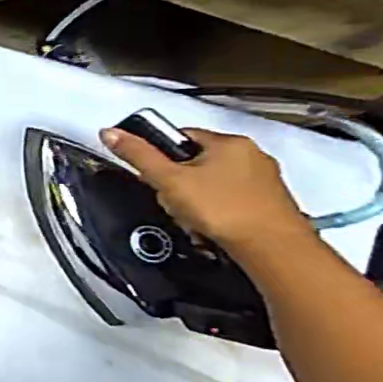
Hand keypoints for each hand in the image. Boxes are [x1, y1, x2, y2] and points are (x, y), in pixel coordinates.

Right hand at [100, 126, 313, 251]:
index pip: (180, 137)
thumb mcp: (168, 180)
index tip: (154, 175)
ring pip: (210, 182)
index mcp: (229, 142)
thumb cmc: (225, 210)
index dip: (159, 156)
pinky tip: (209, 225)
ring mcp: (263, 180)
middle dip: (176, 182)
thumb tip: (110, 132)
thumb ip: (138, 155)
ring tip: (192, 216)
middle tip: (172, 198)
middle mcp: (252, 156)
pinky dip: (215, 211)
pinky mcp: (268, 203)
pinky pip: (228, 200)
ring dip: (194, 199)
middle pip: (194, 161)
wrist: (271, 248)